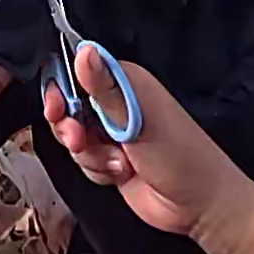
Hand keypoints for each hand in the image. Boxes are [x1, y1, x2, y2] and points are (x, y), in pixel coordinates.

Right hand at [43, 44, 253, 239]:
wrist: (197, 203)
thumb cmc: (176, 152)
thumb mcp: (137, 118)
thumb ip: (104, 88)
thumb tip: (84, 50)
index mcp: (125, 80)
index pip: (79, 71)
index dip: (62, 87)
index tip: (56, 107)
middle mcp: (117, 101)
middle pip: (70, 105)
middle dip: (69, 126)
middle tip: (78, 140)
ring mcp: (113, 131)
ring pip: (75, 136)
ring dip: (89, 153)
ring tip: (116, 163)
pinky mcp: (110, 158)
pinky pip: (84, 160)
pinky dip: (96, 169)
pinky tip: (120, 174)